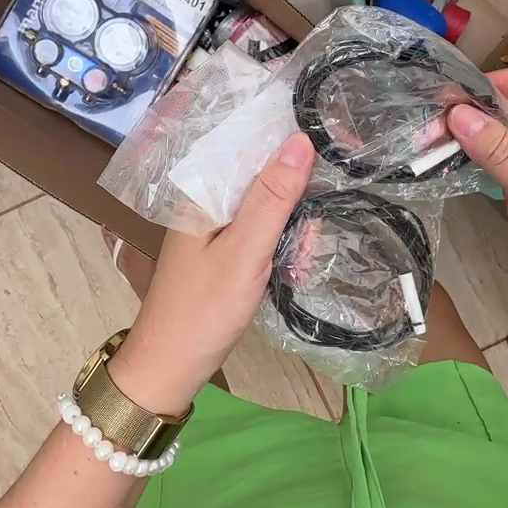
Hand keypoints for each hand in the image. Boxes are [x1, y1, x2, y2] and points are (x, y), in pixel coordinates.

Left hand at [110, 133, 314, 414]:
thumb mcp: (245, 251)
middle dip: (299, 192)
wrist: (170, 368)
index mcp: (203, 191)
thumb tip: (300, 140)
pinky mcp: (226, 247)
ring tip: (301, 260)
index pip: (251, 142)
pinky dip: (283, 244)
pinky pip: (264, 229)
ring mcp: (217, 225)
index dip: (293, 139)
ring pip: (269, 203)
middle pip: (264, 172)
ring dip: (294, 224)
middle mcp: (208, 200)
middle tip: (312, 233)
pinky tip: (294, 267)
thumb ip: (272, 197)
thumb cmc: (203, 309)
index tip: (338, 141)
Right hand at [445, 68, 507, 354]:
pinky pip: (494, 165)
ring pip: (500, 137)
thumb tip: (456, 113)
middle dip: (474, 111)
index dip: (495, 84)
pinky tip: (439, 158)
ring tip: (424, 136)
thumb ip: (501, 153)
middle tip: (426, 117)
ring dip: (466, 136)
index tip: (450, 93)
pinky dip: (468, 160)